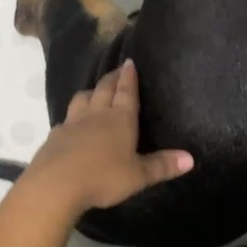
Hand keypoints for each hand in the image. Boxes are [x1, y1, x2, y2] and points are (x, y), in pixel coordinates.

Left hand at [22, 60, 193, 214]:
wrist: (56, 184)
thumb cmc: (103, 177)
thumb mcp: (138, 176)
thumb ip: (162, 166)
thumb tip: (191, 158)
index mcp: (120, 120)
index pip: (126, 92)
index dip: (129, 77)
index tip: (129, 62)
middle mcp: (96, 115)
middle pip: (104, 89)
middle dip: (112, 78)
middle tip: (117, 70)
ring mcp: (72, 123)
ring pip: (82, 99)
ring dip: (90, 92)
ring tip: (95, 91)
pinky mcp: (55, 136)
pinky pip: (66, 118)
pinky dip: (73, 114)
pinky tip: (72, 122)